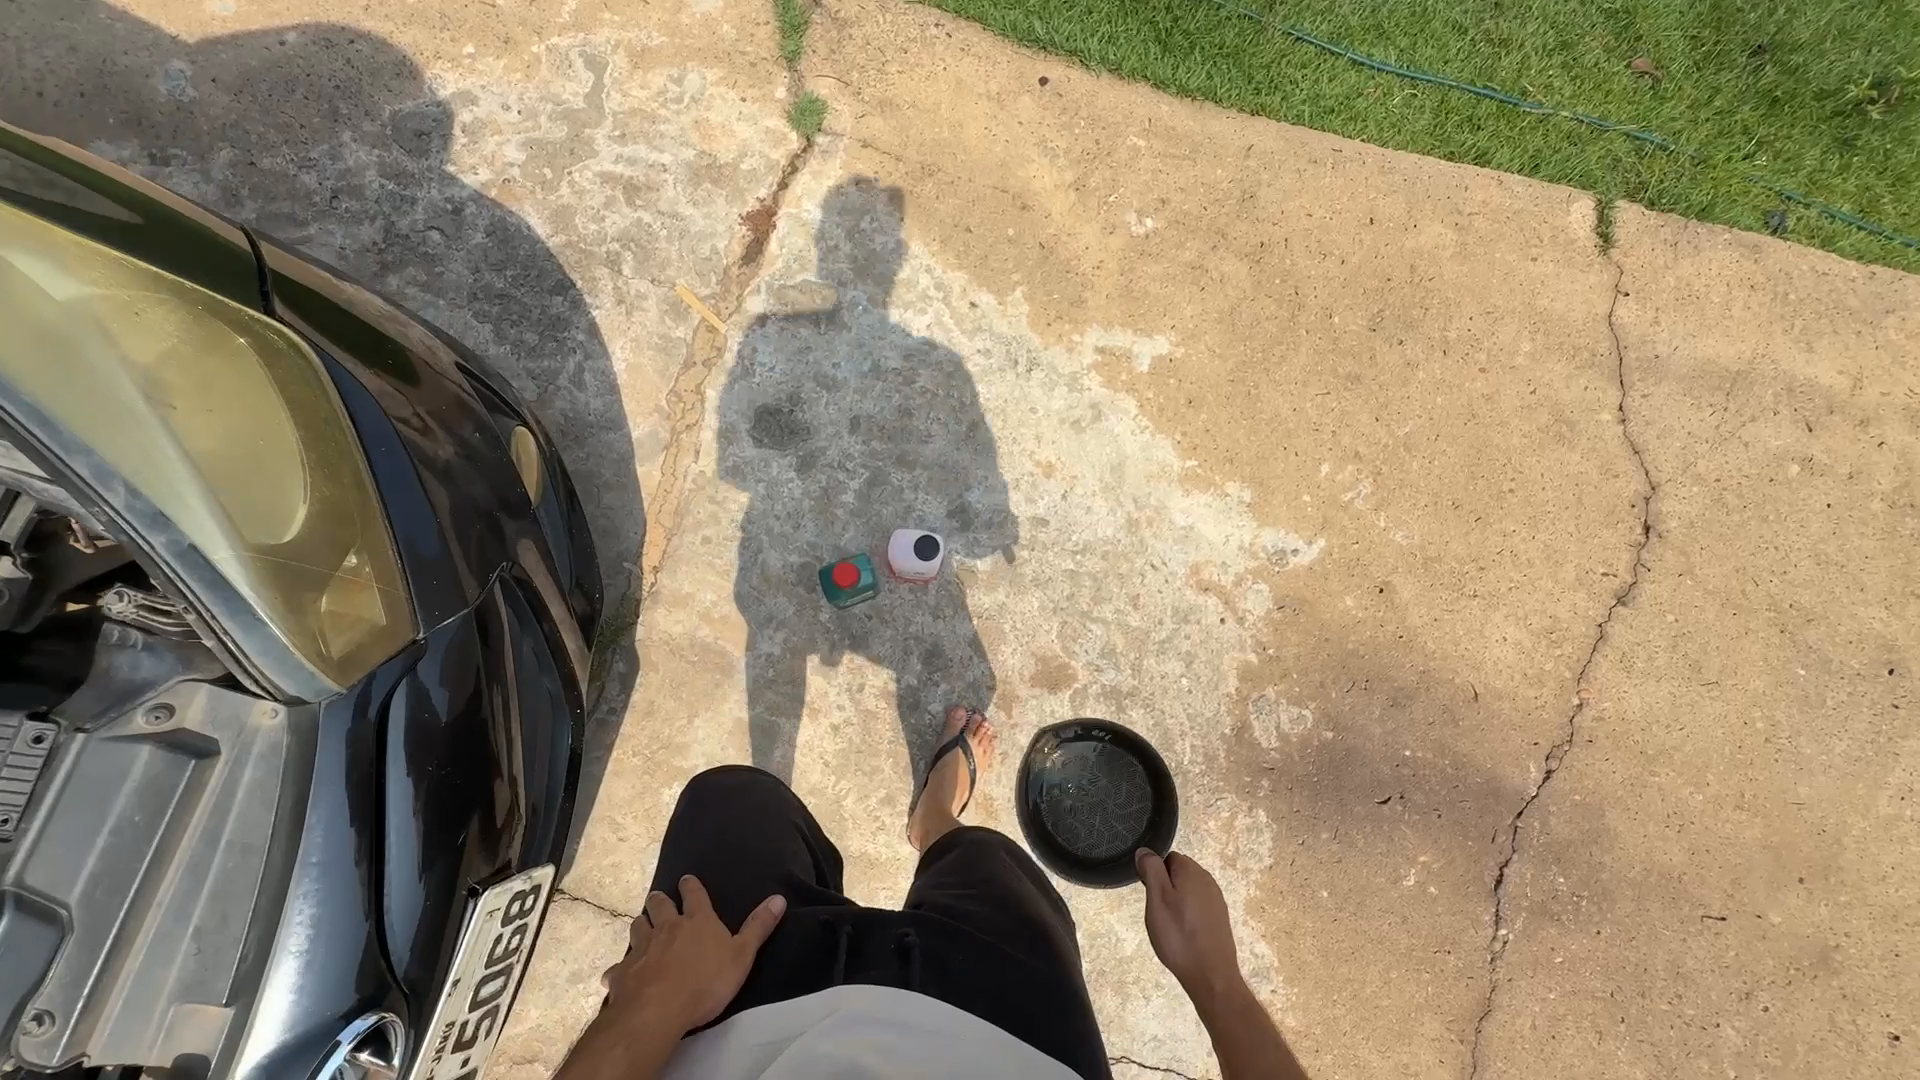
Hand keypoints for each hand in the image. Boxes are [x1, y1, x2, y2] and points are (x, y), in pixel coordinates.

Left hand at [599, 876, 785, 1035]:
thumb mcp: (742, 955)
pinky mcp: (623, 974)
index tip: (685, 879)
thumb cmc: (706, 982)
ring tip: (641, 925)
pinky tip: (616, 973)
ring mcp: (642, 949)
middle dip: (658, 901)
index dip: (690, 885)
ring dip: (640, 925)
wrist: (658, 1011)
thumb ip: (758, 927)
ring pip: (637, 928)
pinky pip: (618, 968)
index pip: (694, 894)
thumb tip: (779, 898)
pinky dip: (619, 969)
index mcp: (697, 921)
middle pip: (659, 907)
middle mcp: (667, 928)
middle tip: (657, 898)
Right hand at [1136, 849, 1243, 1008]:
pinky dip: (1188, 915)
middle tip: (1157, 912)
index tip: (1150, 895)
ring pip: (1187, 891)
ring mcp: (1216, 900)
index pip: (1166, 858)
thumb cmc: (1179, 936)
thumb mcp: (1157, 899)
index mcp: (1191, 870)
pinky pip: (1198, 906)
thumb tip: (1145, 850)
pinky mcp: (1220, 918)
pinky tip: (1183, 934)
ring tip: (1169, 925)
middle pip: (1178, 873)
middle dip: (1165, 888)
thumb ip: (1151, 870)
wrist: (1211, 976)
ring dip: (1176, 902)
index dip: (1154, 873)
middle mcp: (1207, 879)